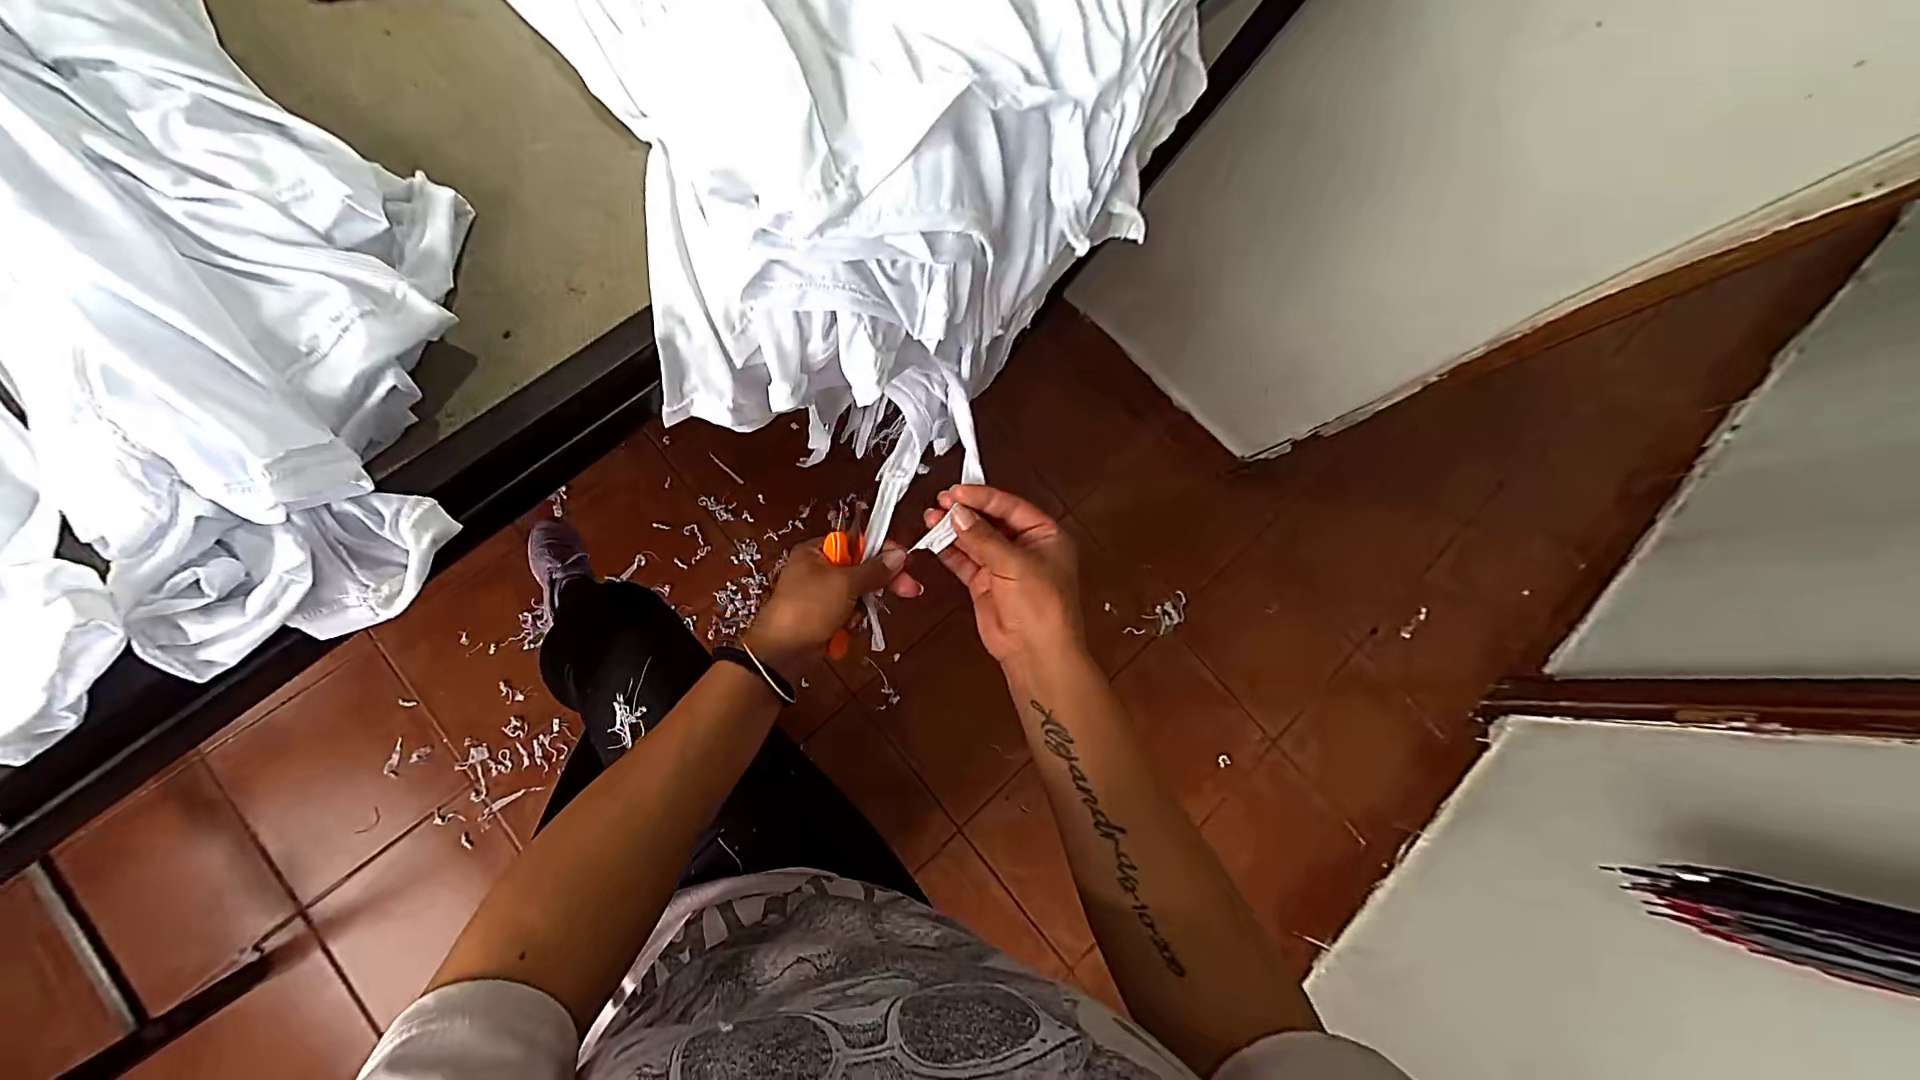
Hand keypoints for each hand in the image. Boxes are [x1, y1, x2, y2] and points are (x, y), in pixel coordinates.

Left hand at [742, 538, 920, 670]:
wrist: (782, 653)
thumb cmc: (806, 609)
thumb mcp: (845, 584)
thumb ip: (874, 569)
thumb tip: (898, 554)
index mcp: (816, 551)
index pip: (857, 542)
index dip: (881, 550)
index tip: (903, 560)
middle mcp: (818, 569)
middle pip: (861, 569)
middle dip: (880, 583)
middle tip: (908, 590)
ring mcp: (821, 595)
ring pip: (859, 594)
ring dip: (863, 607)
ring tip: (854, 618)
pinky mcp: (824, 616)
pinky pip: (850, 613)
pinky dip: (852, 622)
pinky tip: (846, 630)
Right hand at [922, 485, 1084, 671]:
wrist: (1035, 652)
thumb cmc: (1045, 610)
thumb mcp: (1016, 564)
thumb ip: (985, 538)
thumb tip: (961, 515)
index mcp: (1045, 535)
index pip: (1010, 506)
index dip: (984, 497)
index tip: (959, 492)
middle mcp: (1025, 548)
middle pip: (991, 521)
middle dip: (966, 512)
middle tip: (942, 502)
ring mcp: (1004, 566)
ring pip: (975, 540)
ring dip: (954, 530)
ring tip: (933, 518)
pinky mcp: (986, 583)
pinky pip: (964, 561)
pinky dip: (949, 551)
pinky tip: (936, 539)